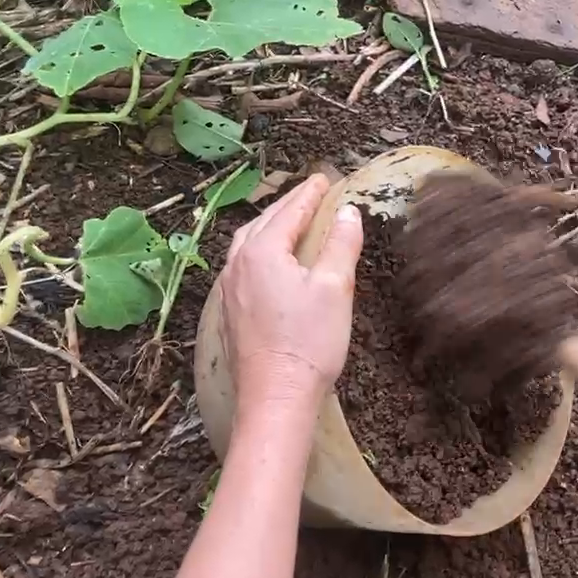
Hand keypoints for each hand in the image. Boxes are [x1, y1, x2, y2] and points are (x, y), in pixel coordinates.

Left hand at [218, 174, 363, 416]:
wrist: (275, 398)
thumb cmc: (309, 343)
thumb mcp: (335, 287)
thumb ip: (341, 244)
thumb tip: (348, 212)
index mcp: (262, 253)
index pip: (290, 212)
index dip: (310, 193)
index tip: (325, 178)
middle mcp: (238, 265)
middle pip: (264, 222)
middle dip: (289, 204)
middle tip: (312, 193)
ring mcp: (229, 290)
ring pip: (247, 243)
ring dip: (270, 225)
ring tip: (290, 220)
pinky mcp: (230, 312)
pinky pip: (242, 265)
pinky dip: (259, 249)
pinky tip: (271, 260)